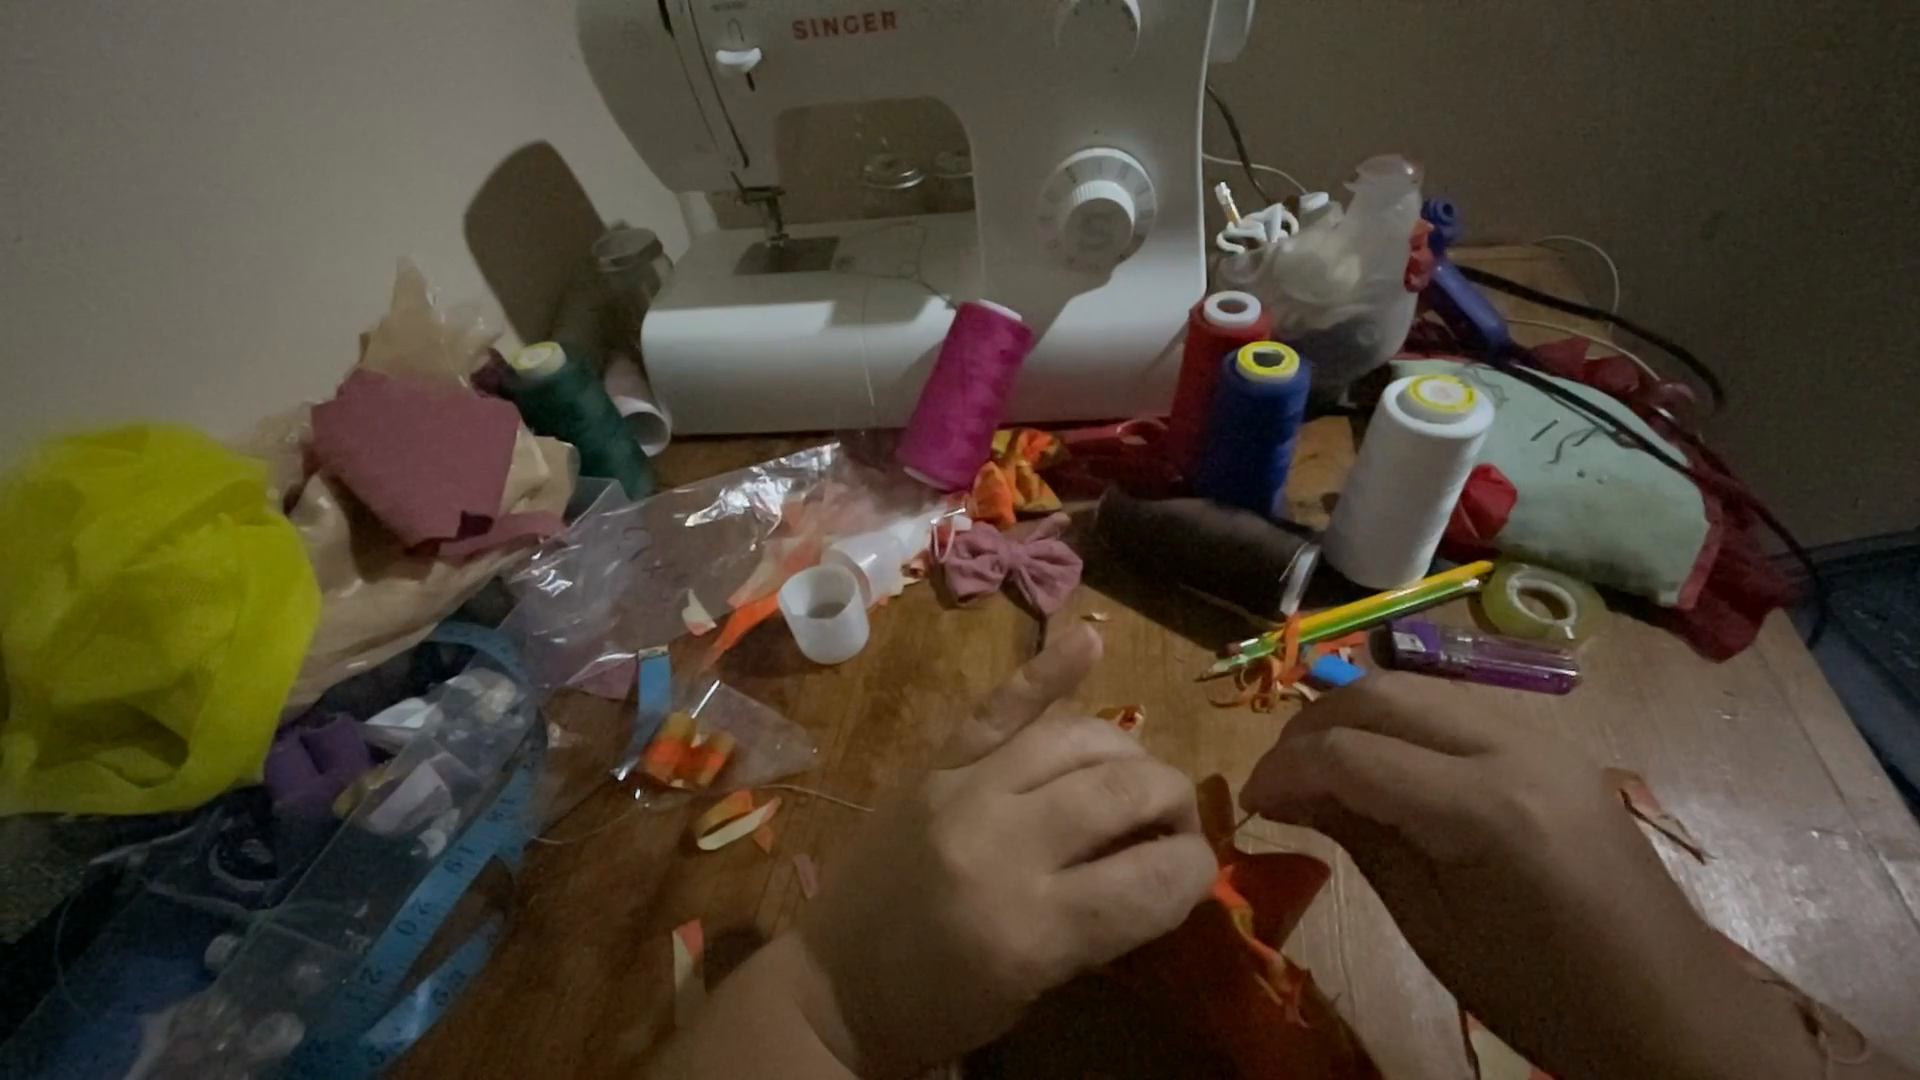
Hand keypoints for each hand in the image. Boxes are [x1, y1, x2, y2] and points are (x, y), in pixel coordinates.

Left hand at [793, 625, 1216, 1077]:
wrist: (832, 980)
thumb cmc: (940, 1003)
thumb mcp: (1035, 984)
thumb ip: (1105, 920)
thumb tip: (1166, 861)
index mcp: (1030, 927)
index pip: (1152, 880)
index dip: (1194, 870)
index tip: (1199, 870)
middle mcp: (1001, 843)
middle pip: (1119, 792)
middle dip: (1170, 800)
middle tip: (1175, 822)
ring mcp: (963, 789)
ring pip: (1073, 740)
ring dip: (1126, 752)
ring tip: (1141, 773)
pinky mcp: (935, 764)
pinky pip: (997, 708)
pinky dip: (1045, 671)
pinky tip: (1090, 640)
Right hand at [1240, 672, 1825, 1079]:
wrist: (1677, 1017)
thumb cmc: (1541, 994)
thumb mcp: (1429, 924)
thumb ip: (1354, 835)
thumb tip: (1279, 792)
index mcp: (1488, 811)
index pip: (1349, 755)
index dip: (1282, 769)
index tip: (1249, 799)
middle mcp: (1515, 750)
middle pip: (1377, 695)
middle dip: (1308, 727)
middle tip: (1277, 775)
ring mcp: (1539, 737)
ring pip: (1409, 685)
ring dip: (1347, 715)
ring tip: (1316, 763)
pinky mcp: (1546, 741)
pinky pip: (1445, 704)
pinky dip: (1391, 720)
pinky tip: (1376, 759)